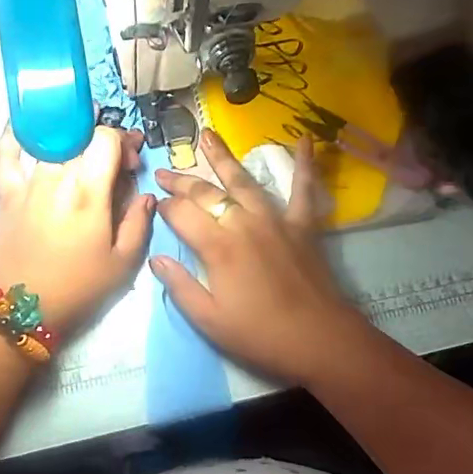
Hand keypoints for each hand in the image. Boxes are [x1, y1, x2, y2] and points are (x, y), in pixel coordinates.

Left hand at [0, 125, 153, 331]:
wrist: (19, 309)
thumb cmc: (77, 287)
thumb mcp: (122, 263)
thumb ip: (139, 223)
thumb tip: (145, 196)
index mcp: (89, 192)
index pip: (106, 138)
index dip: (124, 143)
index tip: (131, 166)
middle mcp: (57, 177)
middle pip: (80, 133)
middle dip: (101, 139)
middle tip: (112, 163)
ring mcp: (27, 180)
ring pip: (50, 137)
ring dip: (71, 135)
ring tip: (80, 147)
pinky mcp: (4, 191)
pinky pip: (6, 151)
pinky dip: (17, 134)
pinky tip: (30, 129)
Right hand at [149, 130, 374, 384]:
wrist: (318, 338)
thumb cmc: (259, 335)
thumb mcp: (209, 320)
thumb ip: (180, 286)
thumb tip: (156, 259)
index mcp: (217, 247)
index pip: (182, 215)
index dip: (165, 207)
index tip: (154, 204)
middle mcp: (244, 224)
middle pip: (207, 193)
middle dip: (182, 181)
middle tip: (163, 170)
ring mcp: (276, 220)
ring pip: (245, 181)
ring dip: (224, 158)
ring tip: (208, 135)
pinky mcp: (303, 226)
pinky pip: (303, 189)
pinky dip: (305, 163)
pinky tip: (306, 139)